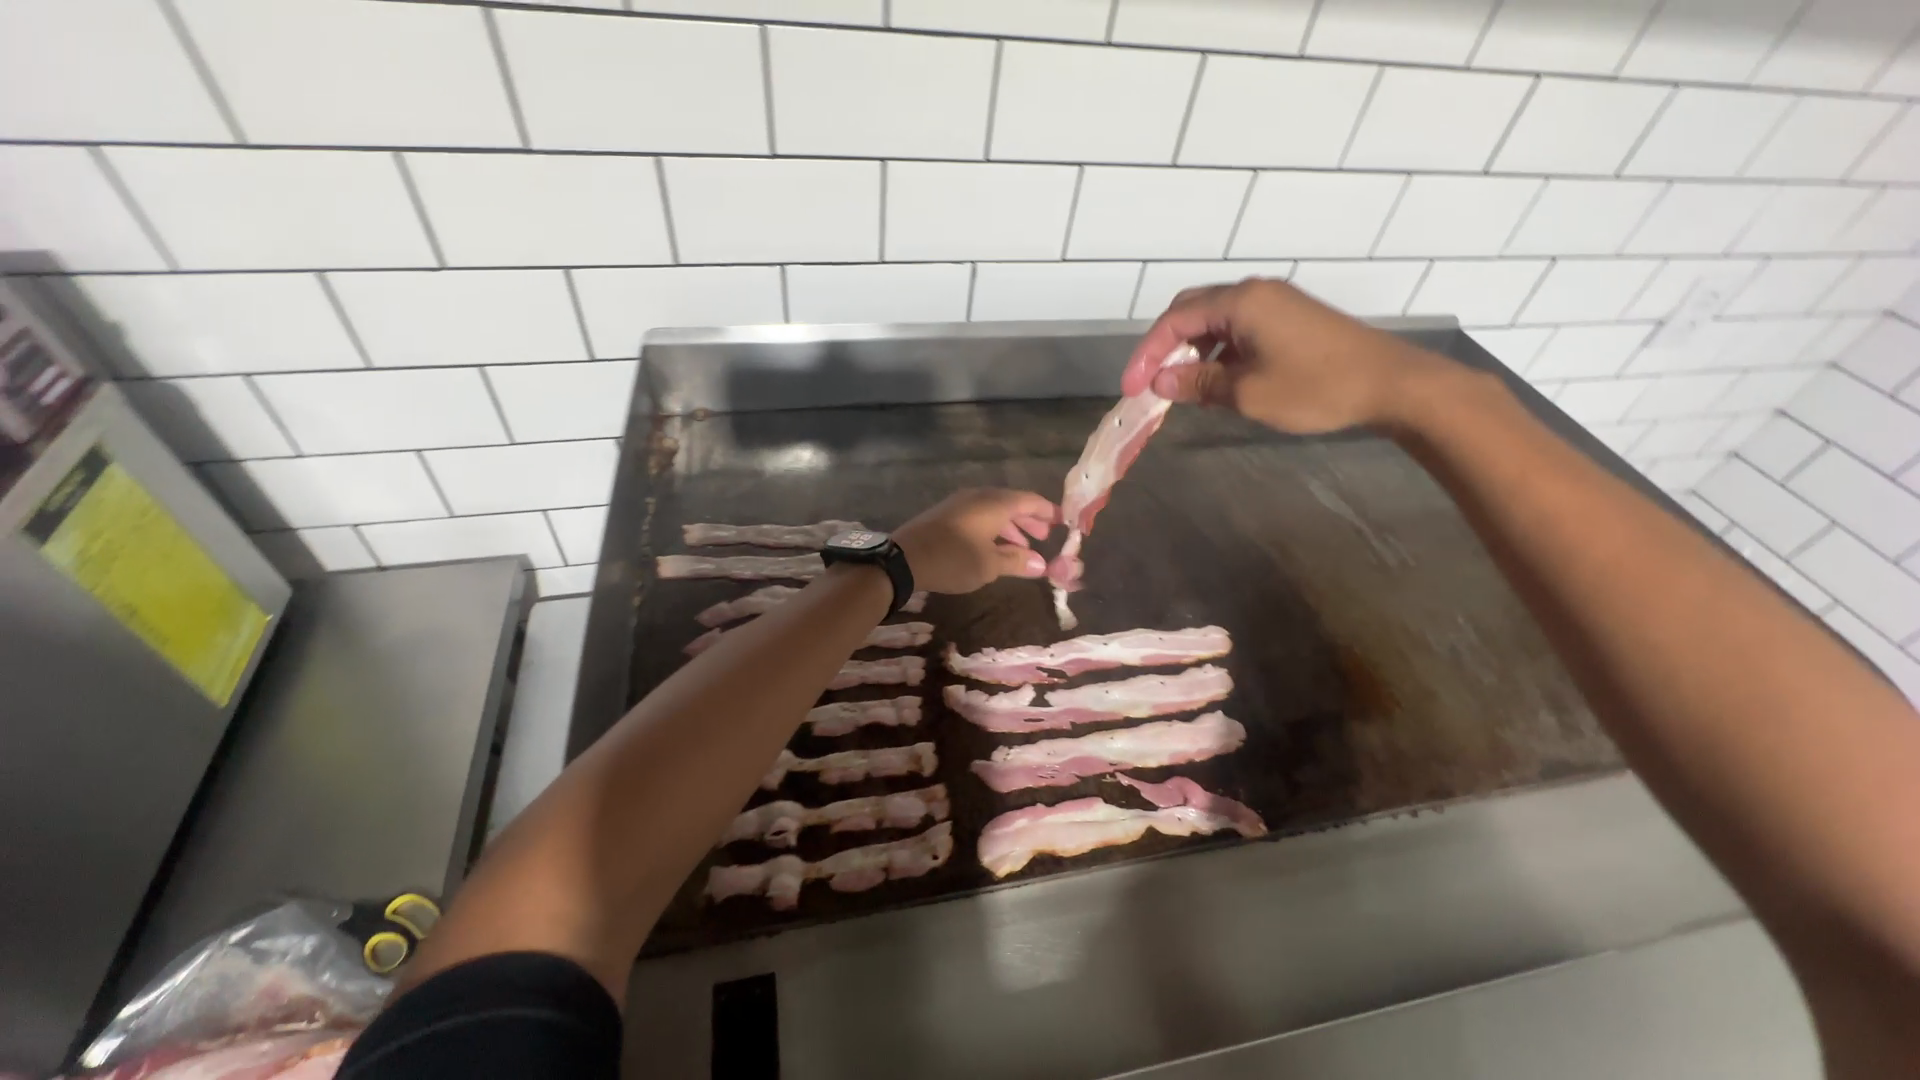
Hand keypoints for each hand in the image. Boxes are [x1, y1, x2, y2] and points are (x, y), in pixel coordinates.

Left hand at [894, 489, 1059, 594]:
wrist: (902, 559)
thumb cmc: (953, 559)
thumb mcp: (989, 565)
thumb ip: (1017, 561)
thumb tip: (1041, 565)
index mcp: (994, 503)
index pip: (1030, 501)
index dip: (1048, 512)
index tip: (1063, 522)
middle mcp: (978, 496)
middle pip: (1012, 503)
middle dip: (1030, 521)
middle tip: (1044, 537)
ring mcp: (959, 504)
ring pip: (994, 510)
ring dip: (1010, 527)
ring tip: (1021, 548)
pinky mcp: (945, 515)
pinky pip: (978, 516)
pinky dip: (992, 529)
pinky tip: (993, 548)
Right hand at [1121, 278, 1456, 433]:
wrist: (1390, 384)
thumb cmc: (1316, 387)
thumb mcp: (1248, 393)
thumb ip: (1199, 384)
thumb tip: (1160, 384)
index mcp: (1240, 301)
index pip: (1174, 321)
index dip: (1147, 355)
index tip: (1132, 388)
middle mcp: (1254, 292)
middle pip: (1191, 310)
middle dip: (1165, 346)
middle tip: (1151, 383)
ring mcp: (1275, 303)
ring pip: (1214, 319)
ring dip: (1192, 350)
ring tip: (1181, 387)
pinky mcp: (1290, 318)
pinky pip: (1238, 327)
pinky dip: (1218, 350)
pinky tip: (1218, 379)